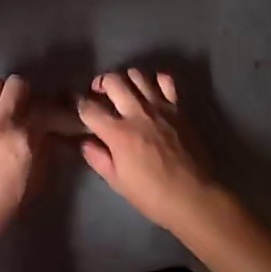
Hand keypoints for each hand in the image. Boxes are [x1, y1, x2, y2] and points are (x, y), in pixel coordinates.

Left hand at [0, 75, 41, 246]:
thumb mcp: (34, 183)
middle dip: (22, 91)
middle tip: (20, 105)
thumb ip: (42, 153)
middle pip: (16, 83)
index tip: (54, 118)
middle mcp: (1, 122)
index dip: (54, 112)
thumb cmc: (1, 207)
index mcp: (24, 138)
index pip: (46, 110)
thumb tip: (45, 135)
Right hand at [78, 69, 225, 232]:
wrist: (193, 196)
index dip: (78, 104)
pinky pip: (166, 80)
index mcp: (118, 133)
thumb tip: (85, 142)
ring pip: (137, 75)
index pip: (89, 108)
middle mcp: (137, 112)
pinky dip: (156, 80)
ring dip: (125, 79)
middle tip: (99, 94)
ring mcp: (159, 107)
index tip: (77, 105)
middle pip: (112, 81)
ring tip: (124, 91)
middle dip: (100, 83)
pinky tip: (151, 91)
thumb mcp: (118, 182)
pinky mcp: (177, 107)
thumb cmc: (152, 195)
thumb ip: (98, 158)